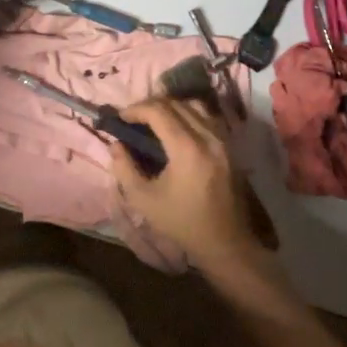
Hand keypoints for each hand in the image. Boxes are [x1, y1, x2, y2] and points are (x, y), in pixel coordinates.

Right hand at [110, 97, 268, 274]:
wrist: (224, 242)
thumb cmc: (181, 223)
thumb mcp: (143, 200)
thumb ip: (124, 168)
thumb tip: (116, 144)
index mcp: (187, 149)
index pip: (159, 111)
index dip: (136, 109)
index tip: (121, 118)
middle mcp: (208, 137)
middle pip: (176, 103)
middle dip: (151, 106)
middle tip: (134, 119)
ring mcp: (223, 141)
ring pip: (195, 106)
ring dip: (172, 107)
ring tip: (155, 121)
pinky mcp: (230, 147)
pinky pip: (208, 118)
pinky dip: (189, 115)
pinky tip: (178, 130)